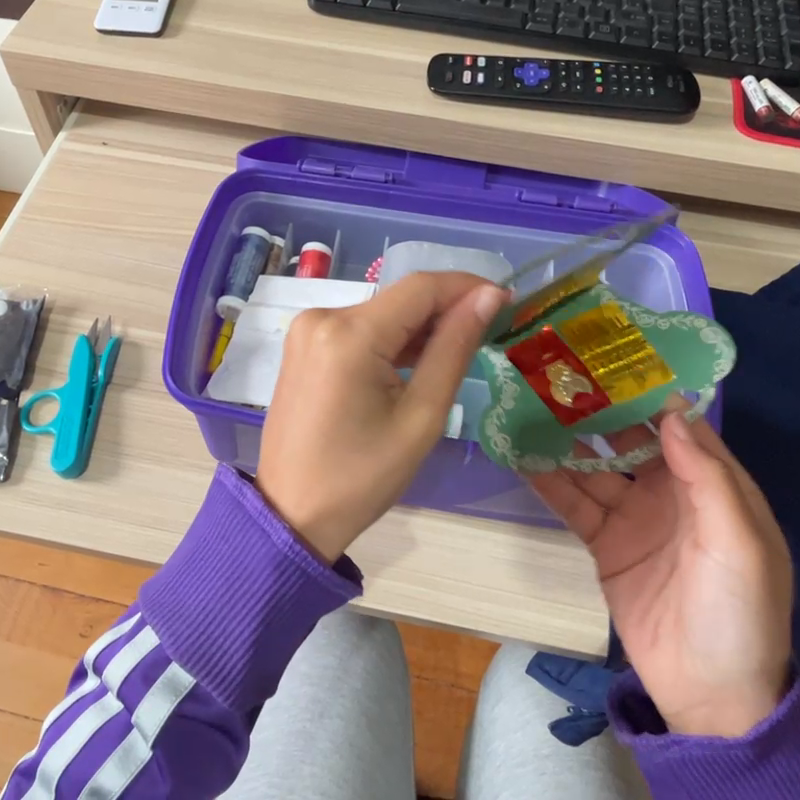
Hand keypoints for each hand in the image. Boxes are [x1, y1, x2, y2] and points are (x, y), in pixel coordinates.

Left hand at [256, 272, 505, 560]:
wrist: (292, 513)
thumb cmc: (362, 477)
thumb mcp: (420, 417)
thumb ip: (454, 349)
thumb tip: (489, 297)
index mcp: (348, 333)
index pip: (421, 287)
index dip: (468, 287)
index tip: (507, 302)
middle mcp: (321, 316)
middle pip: (400, 298)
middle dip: (446, 310)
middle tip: (489, 334)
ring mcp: (307, 329)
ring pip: (381, 311)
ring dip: (419, 326)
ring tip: (457, 353)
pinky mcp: (304, 345)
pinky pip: (358, 328)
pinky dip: (390, 339)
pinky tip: (415, 363)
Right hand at [528, 400, 793, 737]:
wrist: (710, 694)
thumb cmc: (739, 611)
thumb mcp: (739, 542)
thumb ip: (706, 476)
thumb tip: (670, 412)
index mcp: (714, 487)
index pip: (679, 427)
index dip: (648, 393)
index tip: (610, 359)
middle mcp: (672, 493)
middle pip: (630, 439)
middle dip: (598, 410)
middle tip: (557, 375)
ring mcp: (634, 518)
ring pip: (595, 466)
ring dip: (567, 440)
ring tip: (529, 406)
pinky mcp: (605, 545)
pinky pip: (575, 504)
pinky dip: (550, 482)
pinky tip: (523, 458)